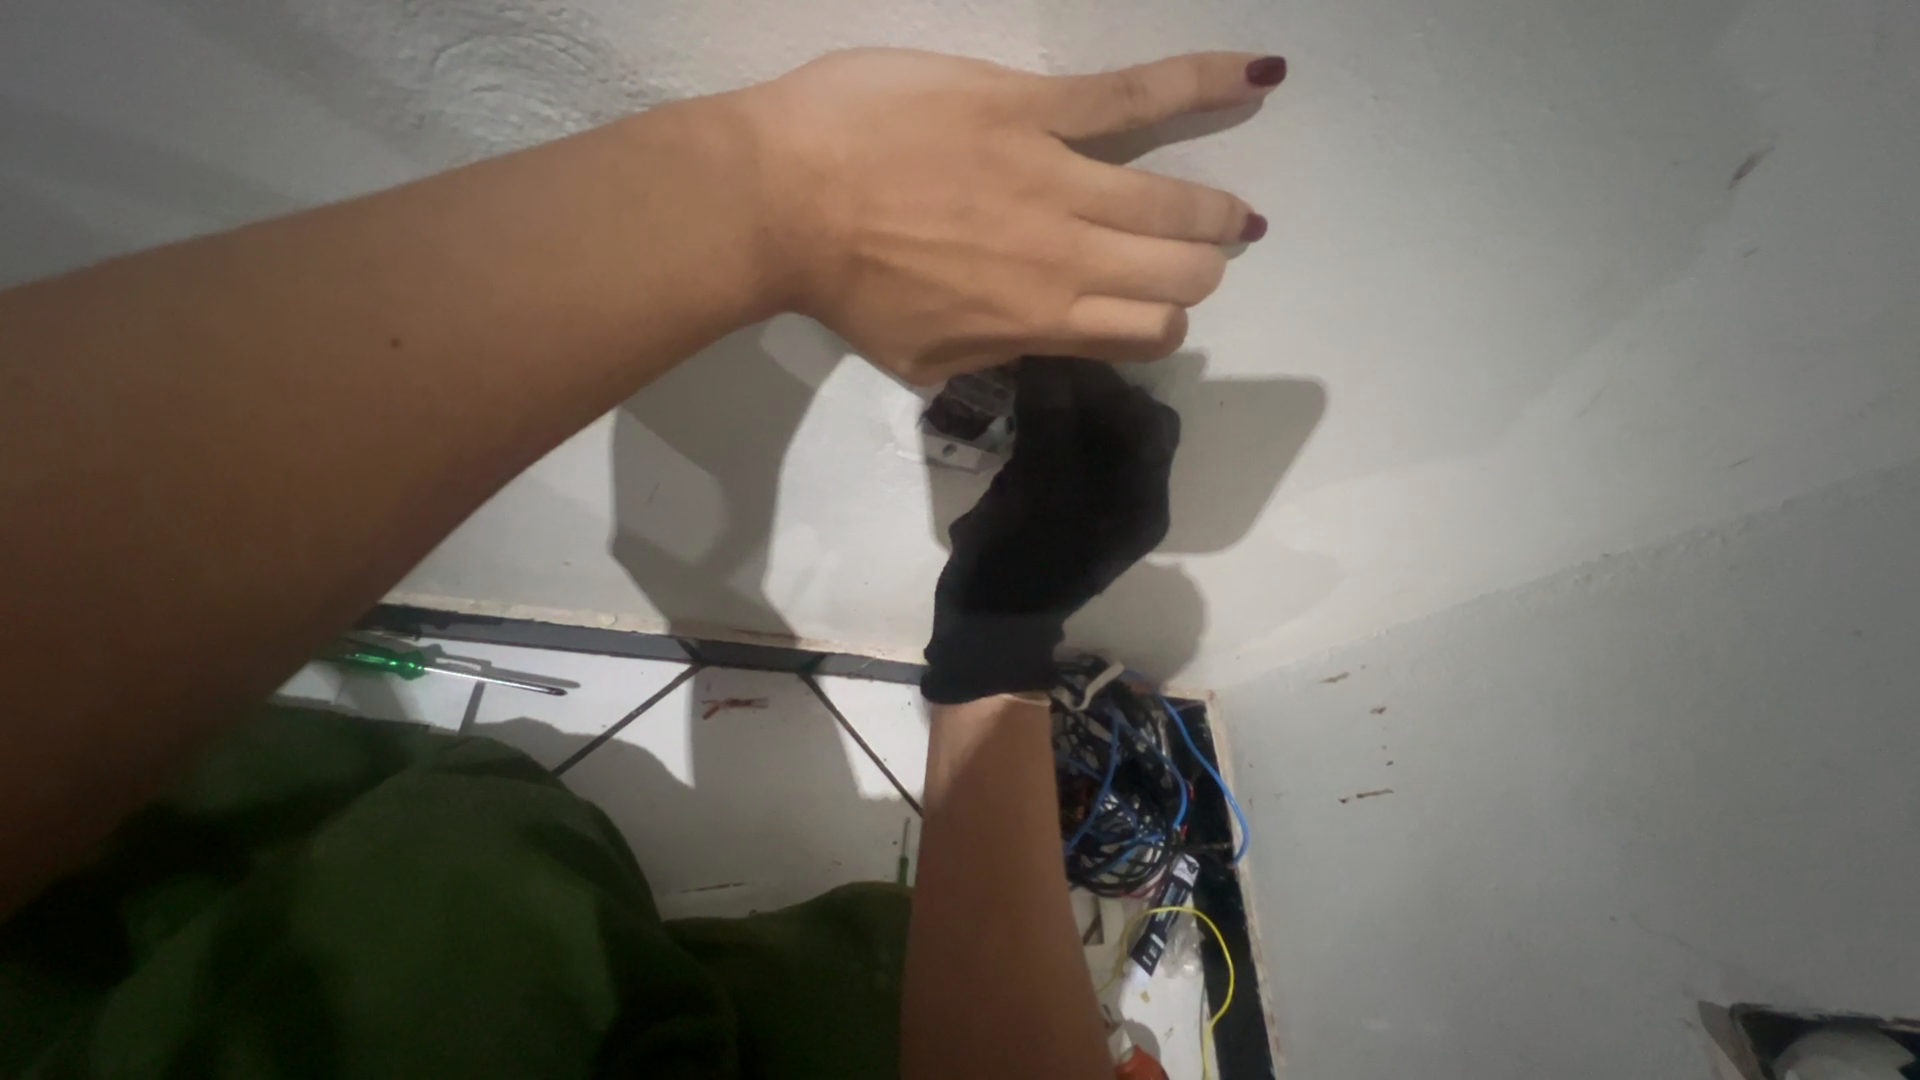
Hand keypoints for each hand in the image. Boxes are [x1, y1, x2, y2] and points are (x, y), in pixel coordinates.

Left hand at [726, 49, 1284, 383]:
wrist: (785, 200)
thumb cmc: (845, 288)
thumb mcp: (920, 357)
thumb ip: (986, 353)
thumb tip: (1027, 343)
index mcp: (1040, 322)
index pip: (1146, 333)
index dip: (1160, 326)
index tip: (1147, 314)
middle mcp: (1068, 261)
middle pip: (1178, 275)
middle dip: (1195, 274)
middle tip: (1188, 260)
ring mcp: (1058, 181)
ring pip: (1173, 205)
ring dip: (1214, 214)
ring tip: (1234, 215)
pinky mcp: (1035, 110)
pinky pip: (1136, 96)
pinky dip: (1207, 81)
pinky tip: (1263, 75)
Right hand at [921, 357, 1179, 702]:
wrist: (986, 624)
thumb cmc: (1020, 565)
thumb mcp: (1041, 496)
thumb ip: (1052, 426)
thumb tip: (1048, 359)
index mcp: (1141, 503)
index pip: (1147, 422)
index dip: (1110, 385)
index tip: (1064, 355)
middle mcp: (1128, 498)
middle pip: (1125, 422)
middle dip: (1091, 388)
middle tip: (1046, 359)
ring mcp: (1093, 500)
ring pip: (1094, 431)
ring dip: (1069, 400)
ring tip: (1031, 374)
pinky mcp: (1060, 499)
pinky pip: (1064, 447)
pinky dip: (1048, 421)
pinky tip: (1021, 404)